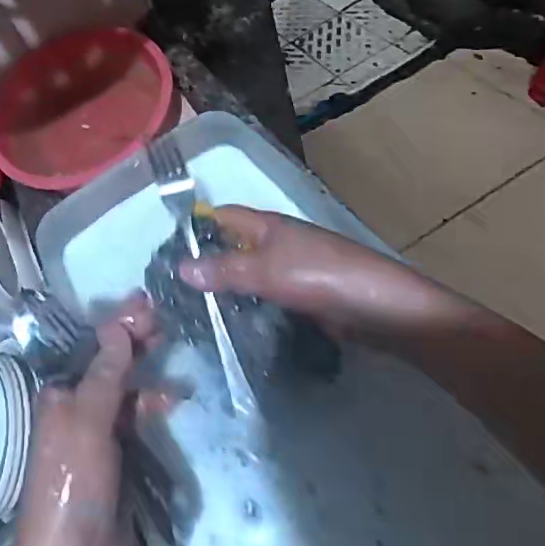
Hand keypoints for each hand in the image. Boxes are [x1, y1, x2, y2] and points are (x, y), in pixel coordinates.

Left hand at [16, 303, 156, 545]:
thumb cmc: (71, 482)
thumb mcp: (85, 422)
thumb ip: (104, 374)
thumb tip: (117, 325)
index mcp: (61, 396)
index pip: (93, 348)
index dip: (119, 324)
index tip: (148, 303)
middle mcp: (80, 409)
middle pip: (112, 365)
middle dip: (137, 341)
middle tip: (167, 319)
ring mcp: (102, 435)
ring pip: (129, 390)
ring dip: (150, 370)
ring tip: (173, 349)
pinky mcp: (124, 459)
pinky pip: (141, 420)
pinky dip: (156, 405)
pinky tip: (174, 398)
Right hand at [177, 207, 493, 344]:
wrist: (379, 308)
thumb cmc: (320, 276)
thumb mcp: (266, 271)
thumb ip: (224, 270)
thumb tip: (179, 266)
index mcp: (267, 225)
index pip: (222, 216)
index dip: (196, 228)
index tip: (165, 254)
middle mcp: (276, 243)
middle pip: (234, 248)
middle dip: (206, 265)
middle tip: (172, 293)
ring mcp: (291, 271)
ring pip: (249, 277)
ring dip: (227, 292)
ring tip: (192, 315)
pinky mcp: (303, 299)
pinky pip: (266, 299)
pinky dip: (248, 310)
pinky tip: (230, 328)